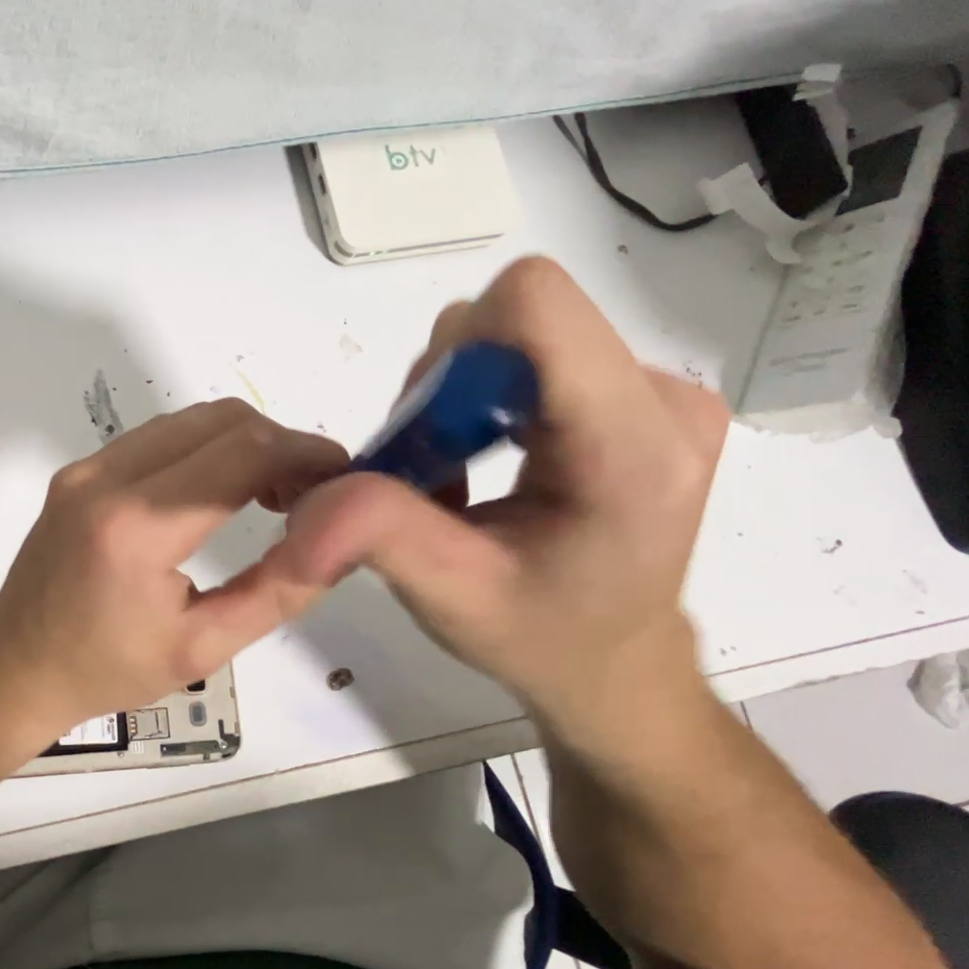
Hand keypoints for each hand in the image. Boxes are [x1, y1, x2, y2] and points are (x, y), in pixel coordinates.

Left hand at [0, 399, 348, 741]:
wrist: (17, 666)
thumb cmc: (109, 670)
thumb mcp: (203, 647)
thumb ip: (278, 590)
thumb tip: (341, 537)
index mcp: (137, 527)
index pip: (243, 453)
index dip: (304, 453)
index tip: (342, 476)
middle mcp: (107, 479)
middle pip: (219, 420)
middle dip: (279, 443)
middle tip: (308, 492)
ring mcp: (85, 469)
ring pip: (187, 420)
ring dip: (241, 441)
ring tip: (271, 493)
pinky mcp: (77, 471)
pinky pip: (156, 436)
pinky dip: (202, 448)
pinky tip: (219, 490)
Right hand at [276, 257, 729, 728]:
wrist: (614, 662)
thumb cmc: (540, 636)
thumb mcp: (448, 597)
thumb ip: (378, 531)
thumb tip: (306, 490)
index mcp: (632, 447)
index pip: (535, 306)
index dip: (453, 354)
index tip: (427, 435)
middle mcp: (662, 398)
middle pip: (514, 324)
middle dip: (443, 389)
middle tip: (427, 472)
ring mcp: (656, 390)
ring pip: (516, 335)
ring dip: (455, 397)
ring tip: (451, 473)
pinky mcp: (637, 391)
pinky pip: (532, 352)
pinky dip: (481, 400)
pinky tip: (480, 461)